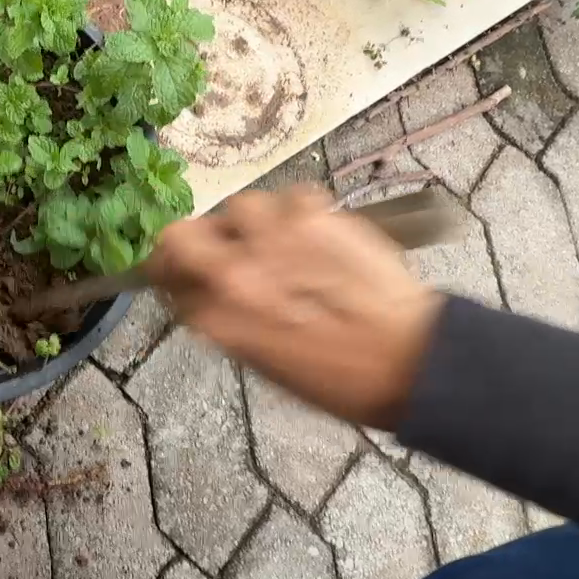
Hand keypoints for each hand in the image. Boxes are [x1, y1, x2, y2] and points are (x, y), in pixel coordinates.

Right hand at [145, 185, 444, 428]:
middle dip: (184, 243)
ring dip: (248, 225)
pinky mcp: (313, 215)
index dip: (170, 276)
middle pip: (176, 236)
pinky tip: (308, 234)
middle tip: (205, 251)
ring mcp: (271, 239)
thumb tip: (205, 297)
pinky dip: (294, 213)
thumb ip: (222, 321)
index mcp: (216, 316)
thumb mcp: (260, 361)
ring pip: (237, 209)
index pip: (166, 280)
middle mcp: (233, 271)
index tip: (178, 277)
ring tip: (270, 240)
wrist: (412, 361)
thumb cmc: (336, 380)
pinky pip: (288, 198)